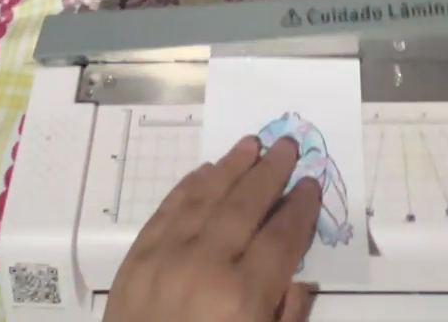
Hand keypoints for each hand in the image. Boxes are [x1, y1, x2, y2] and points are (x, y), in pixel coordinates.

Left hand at [105, 136, 322, 321]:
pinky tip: (207, 171)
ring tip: (251, 143)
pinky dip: (190, 185)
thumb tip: (296, 275)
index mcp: (241, 300)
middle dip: (271, 171)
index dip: (300, 208)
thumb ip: (284, 319)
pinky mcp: (135, 259)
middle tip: (288, 144)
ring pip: (206, 195)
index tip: (312, 183)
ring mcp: (165, 258)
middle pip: (246, 204)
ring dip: (231, 166)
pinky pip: (168, 208)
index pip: (282, 238)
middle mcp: (205, 267)